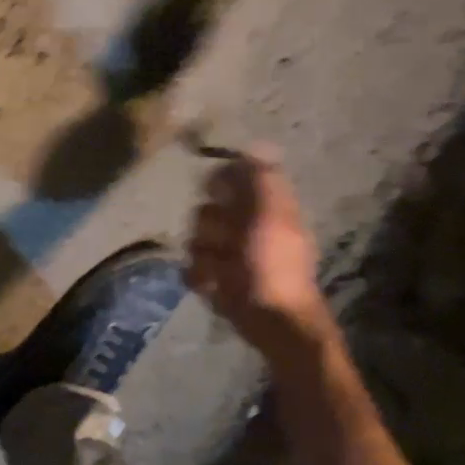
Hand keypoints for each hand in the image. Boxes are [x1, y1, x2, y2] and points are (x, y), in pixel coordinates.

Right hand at [189, 146, 332, 361]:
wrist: (272, 320)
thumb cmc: (275, 264)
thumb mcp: (272, 215)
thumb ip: (263, 180)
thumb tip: (257, 145)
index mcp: (262, 207)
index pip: (227, 179)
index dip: (219, 185)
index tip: (220, 195)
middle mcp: (243, 226)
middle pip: (205, 209)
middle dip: (212, 227)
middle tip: (231, 242)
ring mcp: (226, 253)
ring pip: (194, 238)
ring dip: (206, 255)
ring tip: (223, 272)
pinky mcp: (213, 277)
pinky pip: (189, 266)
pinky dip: (199, 276)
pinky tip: (213, 285)